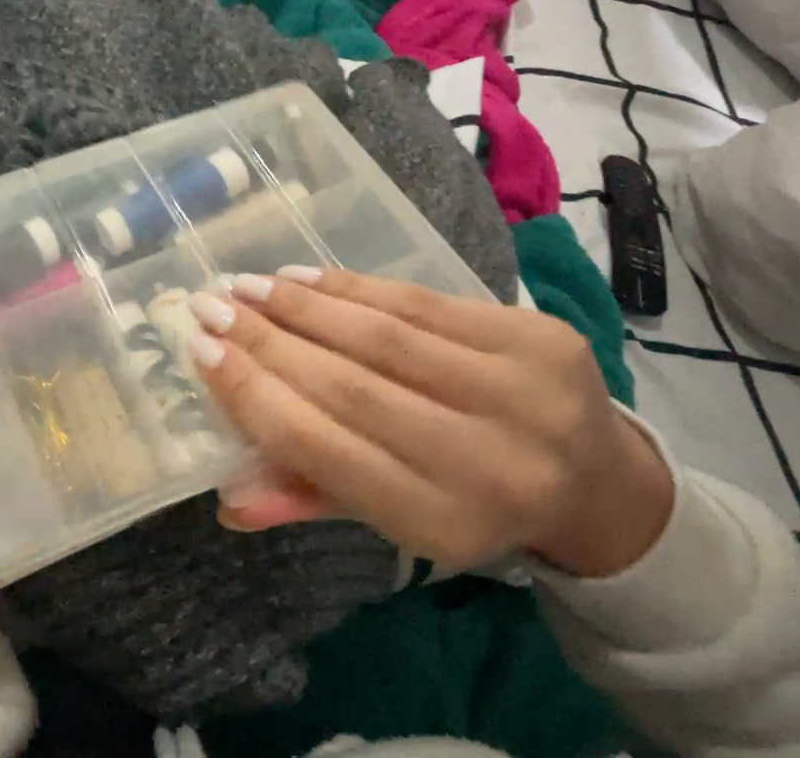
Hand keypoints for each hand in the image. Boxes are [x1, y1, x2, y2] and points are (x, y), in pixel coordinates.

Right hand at [183, 267, 673, 577]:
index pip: (324, 450)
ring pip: (383, 337)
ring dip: (302, 306)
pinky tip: (302, 276)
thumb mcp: (394, 520)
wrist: (596, 480)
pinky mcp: (538, 338)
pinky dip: (353, 286)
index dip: (255, 396)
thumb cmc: (473, 504)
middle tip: (210, 308)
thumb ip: (312, 500)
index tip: (202, 352)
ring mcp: (523, 393)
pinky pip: (422, 302)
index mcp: (443, 523)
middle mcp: (489, 463)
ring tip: (246, 287)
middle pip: (349, 387)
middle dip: (266, 341)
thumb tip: (227, 500)